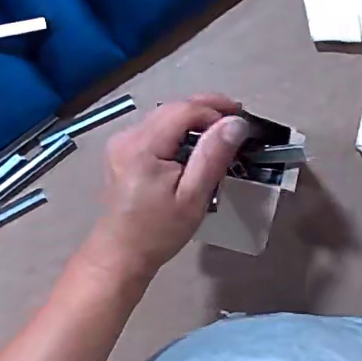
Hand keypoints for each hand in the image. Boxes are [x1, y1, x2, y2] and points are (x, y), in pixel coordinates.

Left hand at [79, 94, 250, 281]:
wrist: (121, 252)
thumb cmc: (158, 231)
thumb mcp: (193, 197)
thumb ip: (213, 156)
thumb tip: (235, 122)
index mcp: (142, 146)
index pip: (182, 110)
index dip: (214, 109)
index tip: (240, 120)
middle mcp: (127, 136)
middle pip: (171, 108)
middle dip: (205, 108)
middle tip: (236, 117)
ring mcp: (120, 141)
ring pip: (162, 116)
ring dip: (191, 118)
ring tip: (220, 129)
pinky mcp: (121, 150)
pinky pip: (154, 128)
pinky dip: (176, 129)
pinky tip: (194, 141)